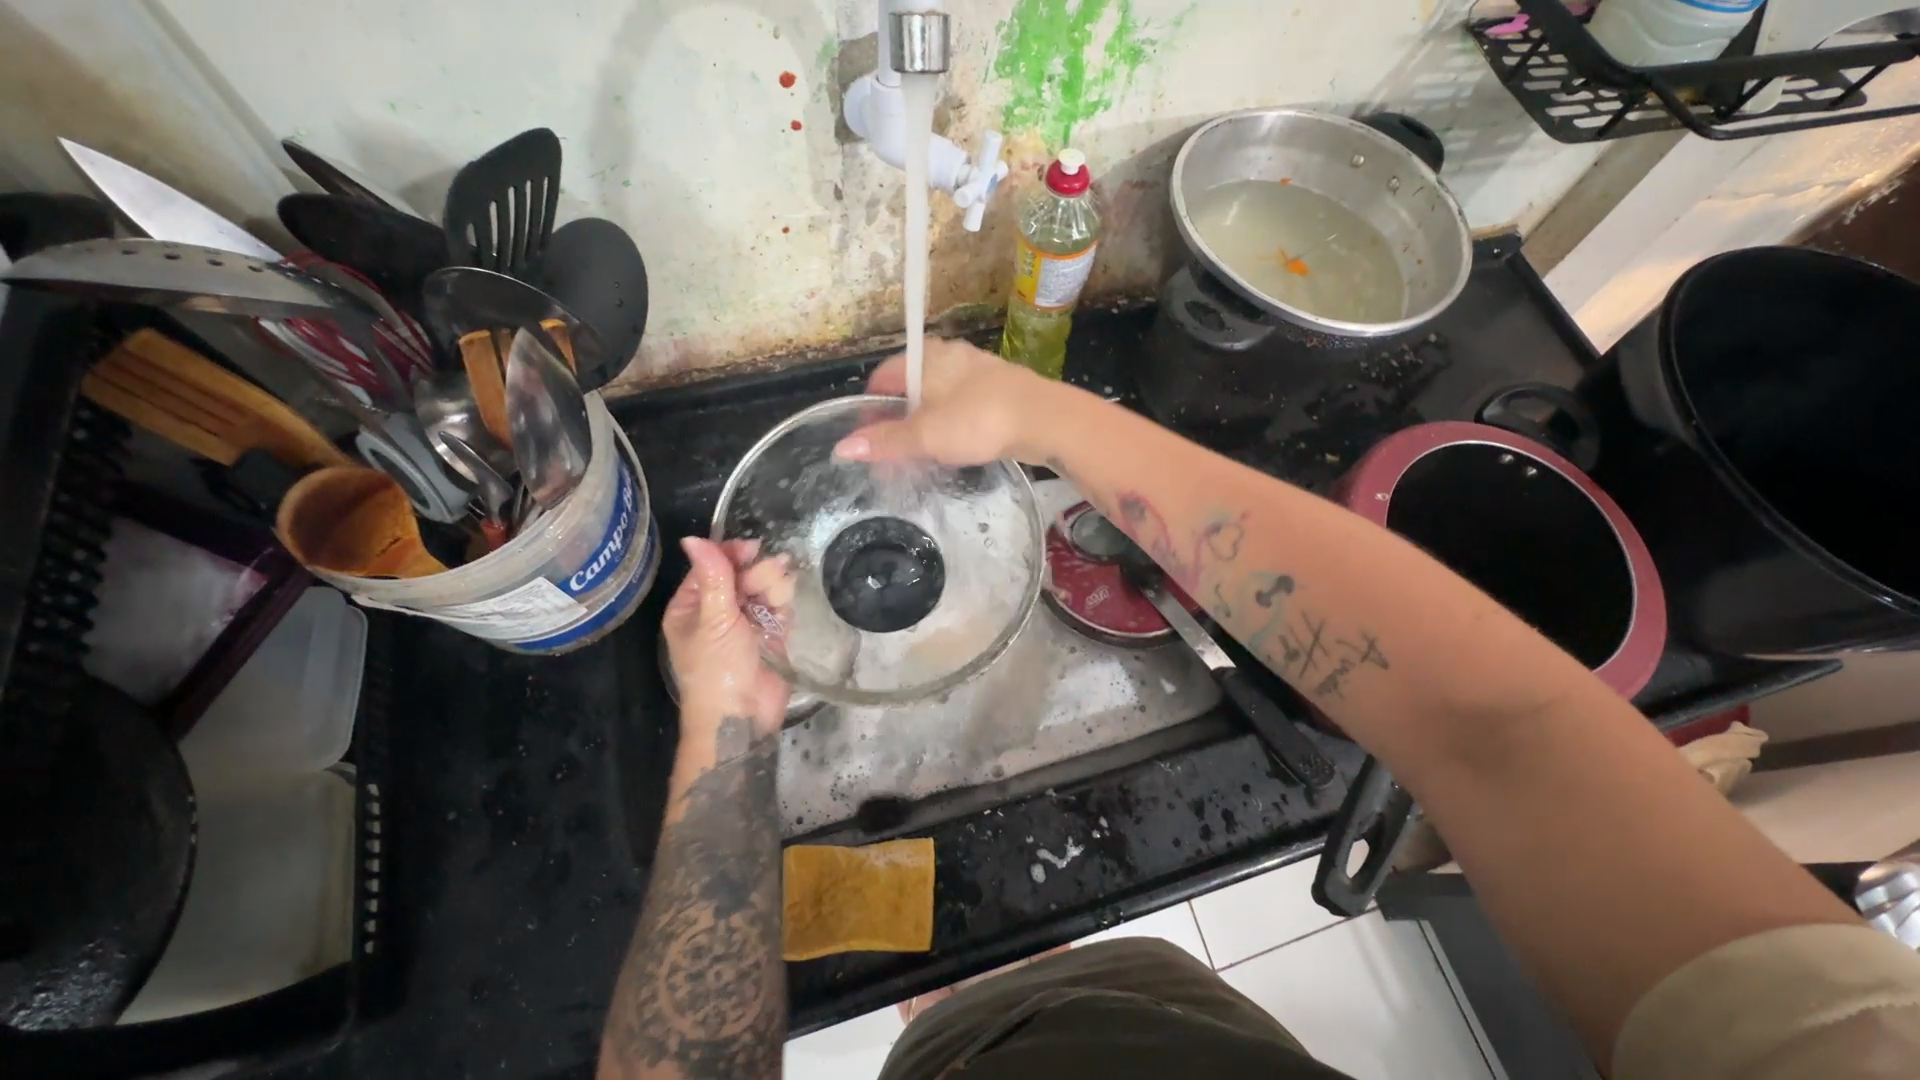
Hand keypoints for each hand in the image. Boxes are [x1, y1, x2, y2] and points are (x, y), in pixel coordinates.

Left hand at [661, 537, 791, 738]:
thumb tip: (692, 538)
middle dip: (758, 572)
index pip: (711, 567)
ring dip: (774, 587)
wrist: (742, 716)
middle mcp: (717, 612)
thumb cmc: (717, 668)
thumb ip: (712, 576)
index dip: (731, 555)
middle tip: (775, 570)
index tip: (753, 548)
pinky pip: (778, 609)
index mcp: (692, 607)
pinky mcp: (769, 636)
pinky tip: (785, 608)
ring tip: (780, 595)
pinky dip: (783, 605)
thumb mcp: (712, 619)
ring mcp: (744, 624)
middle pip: (741, 576)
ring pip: (763, 590)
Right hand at [832, 339, 1057, 466]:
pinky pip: (963, 402)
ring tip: (923, 453)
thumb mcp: (924, 437)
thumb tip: (842, 448)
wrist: (1044, 419)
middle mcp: (948, 354)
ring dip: (926, 421)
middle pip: (910, 385)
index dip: (870, 408)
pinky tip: (957, 445)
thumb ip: (885, 442)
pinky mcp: (1000, 386)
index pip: (881, 377)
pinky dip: (952, 422)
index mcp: (923, 357)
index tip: (869, 438)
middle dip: (898, 417)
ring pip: (938, 394)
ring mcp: (977, 368)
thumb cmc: (977, 421)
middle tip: (894, 451)